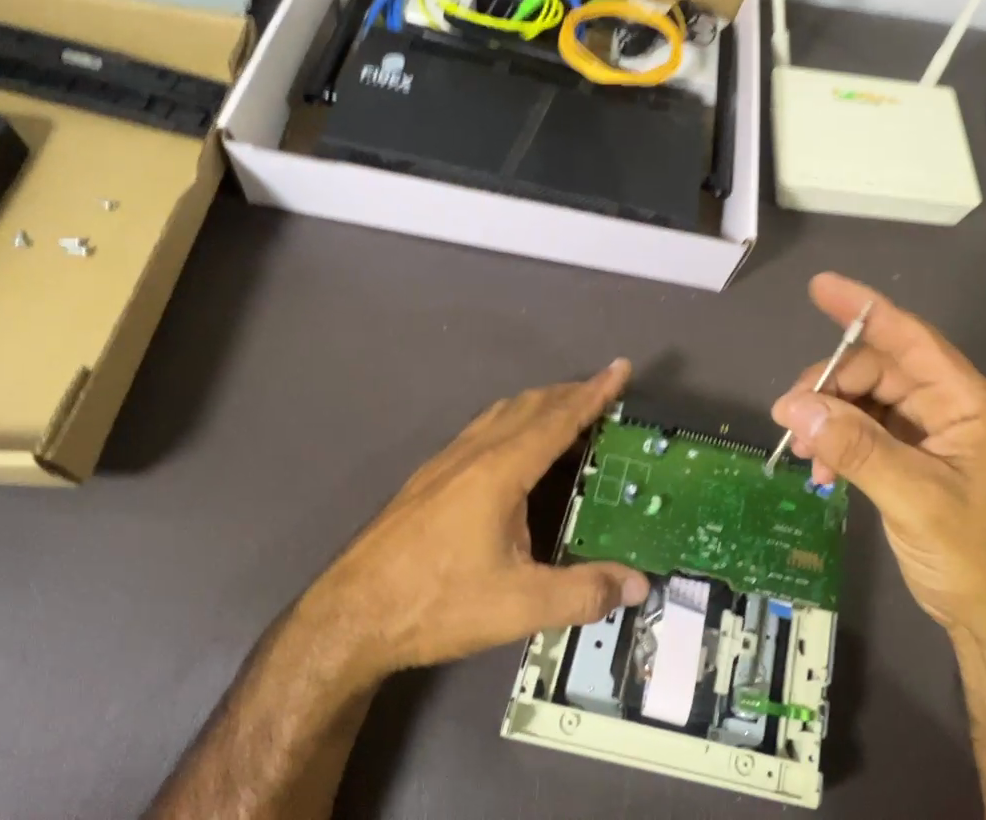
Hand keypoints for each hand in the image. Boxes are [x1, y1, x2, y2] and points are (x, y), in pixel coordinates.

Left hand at [296, 361, 650, 684]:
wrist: (347, 617)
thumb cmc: (437, 604)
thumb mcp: (520, 606)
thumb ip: (583, 593)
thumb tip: (639, 585)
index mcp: (500, 471)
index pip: (558, 419)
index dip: (594, 393)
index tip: (620, 367)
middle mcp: (473, 455)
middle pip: (529, 406)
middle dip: (570, 393)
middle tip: (605, 393)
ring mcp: (444, 464)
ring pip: (500, 415)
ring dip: (539, 406)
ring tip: (567, 415)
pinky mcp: (427, 481)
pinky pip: (481, 431)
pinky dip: (513, 423)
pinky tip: (514, 453)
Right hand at [771, 275, 985, 646]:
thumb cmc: (973, 556)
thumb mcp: (915, 499)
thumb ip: (857, 448)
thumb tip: (795, 407)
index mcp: (966, 403)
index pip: (910, 338)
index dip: (864, 309)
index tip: (820, 286)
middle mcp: (948, 410)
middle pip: (879, 371)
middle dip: (831, 385)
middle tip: (788, 415)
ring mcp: (930, 436)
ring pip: (867, 402)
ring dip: (830, 418)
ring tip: (801, 451)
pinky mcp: (912, 462)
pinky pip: (866, 434)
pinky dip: (839, 444)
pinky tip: (819, 469)